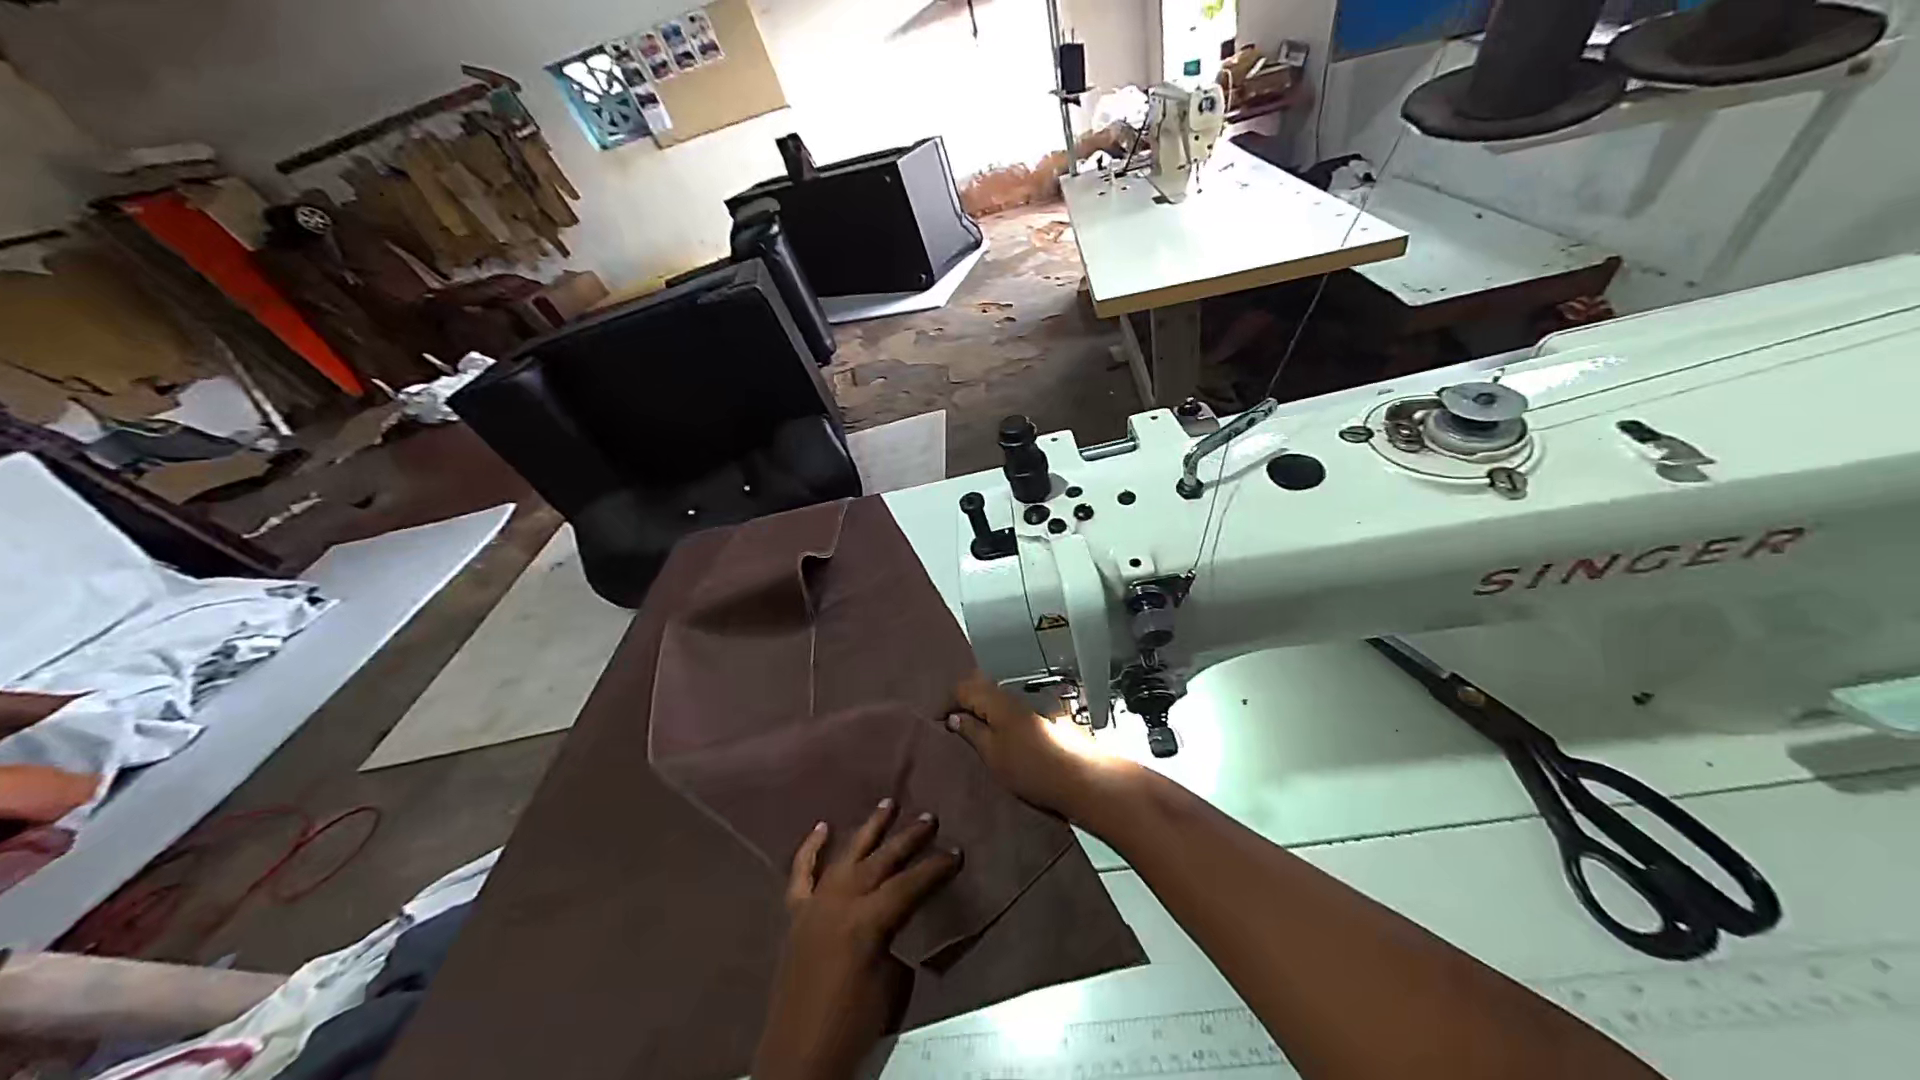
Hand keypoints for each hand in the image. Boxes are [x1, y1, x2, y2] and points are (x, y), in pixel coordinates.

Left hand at [752, 800, 961, 1079]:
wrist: (799, 1056)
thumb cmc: (854, 1025)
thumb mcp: (890, 983)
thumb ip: (894, 937)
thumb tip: (898, 915)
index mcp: (867, 921)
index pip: (909, 884)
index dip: (935, 867)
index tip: (956, 852)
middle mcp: (839, 902)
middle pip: (881, 860)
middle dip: (908, 838)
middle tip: (929, 817)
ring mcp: (814, 904)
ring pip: (845, 855)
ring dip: (868, 829)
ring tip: (887, 803)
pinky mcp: (796, 914)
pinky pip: (801, 873)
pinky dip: (811, 848)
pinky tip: (823, 827)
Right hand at [945, 671, 1136, 819]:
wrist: (1085, 778)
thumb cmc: (1033, 768)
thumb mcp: (992, 754)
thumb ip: (972, 731)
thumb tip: (954, 716)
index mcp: (998, 698)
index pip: (963, 687)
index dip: (947, 702)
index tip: (937, 721)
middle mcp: (1016, 692)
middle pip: (983, 686)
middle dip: (965, 700)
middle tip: (953, 723)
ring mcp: (1034, 702)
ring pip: (1000, 696)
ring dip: (984, 707)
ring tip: (973, 729)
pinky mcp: (1048, 716)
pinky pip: (1014, 707)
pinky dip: (1001, 715)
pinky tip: (1000, 734)